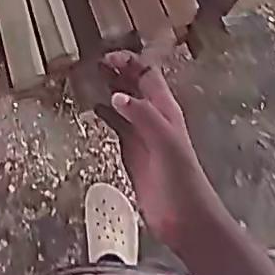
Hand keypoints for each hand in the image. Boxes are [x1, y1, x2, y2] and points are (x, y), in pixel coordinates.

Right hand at [97, 50, 217, 243]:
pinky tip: (94, 107)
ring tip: (91, 77)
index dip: (129, 62)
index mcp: (165, 110)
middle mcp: (153, 117)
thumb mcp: (165, 142)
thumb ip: (143, 116)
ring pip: (124, 101)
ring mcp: (142, 133)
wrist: (184, 218)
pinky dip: (105, 112)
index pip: (147, 74)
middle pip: (134, 84)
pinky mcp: (131, 150)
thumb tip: (116, 94)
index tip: (107, 57)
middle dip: (117, 70)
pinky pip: (116, 124)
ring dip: (110, 87)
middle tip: (94, 62)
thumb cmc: (181, 180)